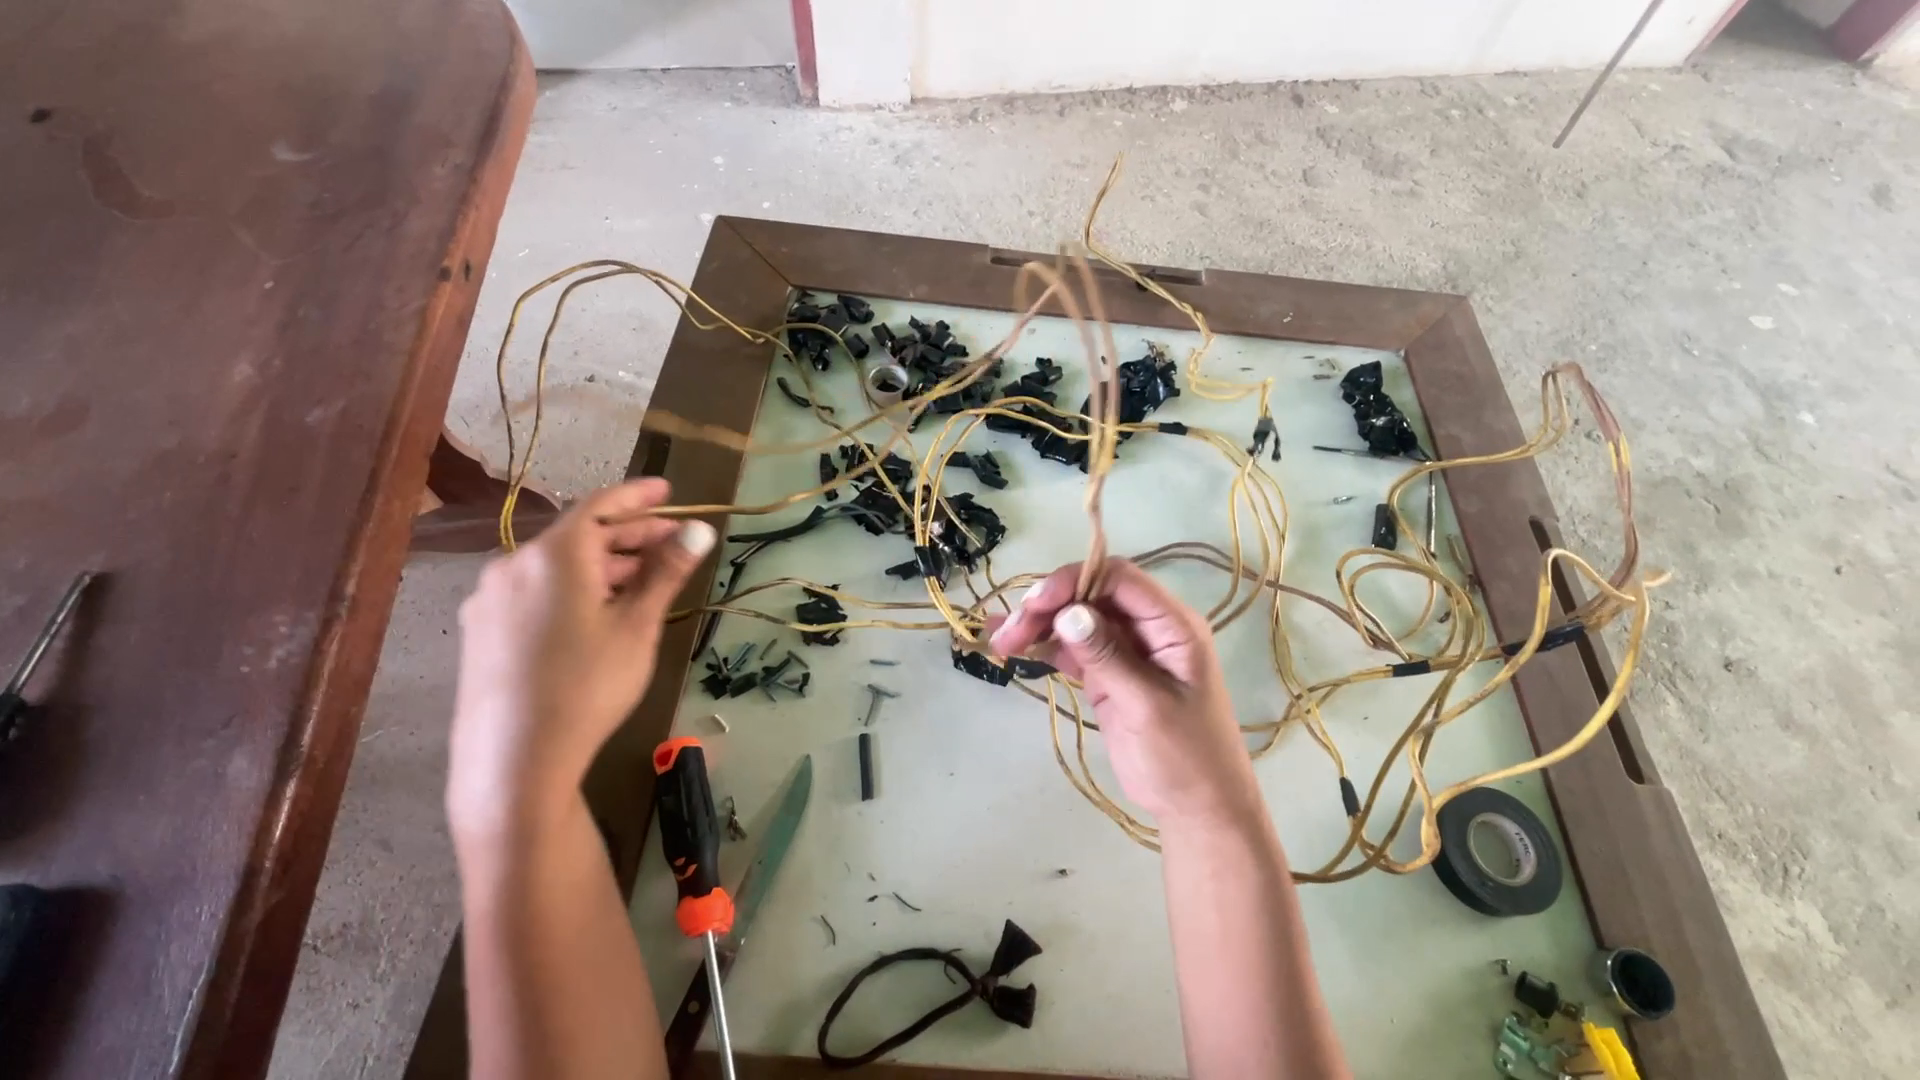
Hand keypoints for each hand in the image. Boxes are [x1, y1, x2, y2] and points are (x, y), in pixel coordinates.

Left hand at [449, 478, 715, 837]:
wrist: (513, 759)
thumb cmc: (588, 685)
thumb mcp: (637, 626)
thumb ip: (666, 571)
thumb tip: (700, 529)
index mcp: (552, 554)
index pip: (600, 505)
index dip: (638, 496)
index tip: (669, 490)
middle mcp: (513, 565)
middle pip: (578, 536)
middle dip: (628, 536)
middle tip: (671, 542)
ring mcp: (490, 600)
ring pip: (556, 567)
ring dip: (601, 566)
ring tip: (641, 582)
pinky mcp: (480, 631)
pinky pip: (534, 592)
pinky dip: (571, 589)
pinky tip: (594, 614)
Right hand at [988, 560, 1259, 827]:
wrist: (1199, 807)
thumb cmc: (1185, 756)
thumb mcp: (1146, 706)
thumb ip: (1107, 658)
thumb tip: (1067, 613)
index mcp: (1171, 625)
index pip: (1118, 578)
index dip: (1073, 580)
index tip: (1034, 604)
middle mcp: (1148, 627)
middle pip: (1090, 595)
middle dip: (1047, 606)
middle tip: (1007, 633)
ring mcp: (1127, 650)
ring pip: (1076, 620)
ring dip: (1038, 625)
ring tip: (1001, 642)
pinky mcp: (1109, 674)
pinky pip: (1073, 648)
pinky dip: (1044, 646)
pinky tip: (1014, 649)